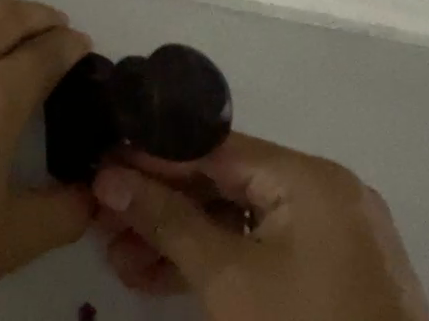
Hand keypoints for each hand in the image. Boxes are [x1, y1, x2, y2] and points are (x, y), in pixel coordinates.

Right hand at [92, 132, 428, 320]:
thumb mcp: (225, 277)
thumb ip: (162, 218)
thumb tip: (105, 176)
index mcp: (308, 178)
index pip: (209, 149)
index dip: (149, 159)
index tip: (99, 167)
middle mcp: (322, 194)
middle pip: (218, 185)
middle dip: (157, 209)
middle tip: (102, 223)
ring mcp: (328, 237)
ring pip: (233, 221)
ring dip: (176, 240)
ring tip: (121, 263)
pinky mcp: (327, 274)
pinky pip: (256, 250)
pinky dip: (212, 262)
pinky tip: (157, 278)